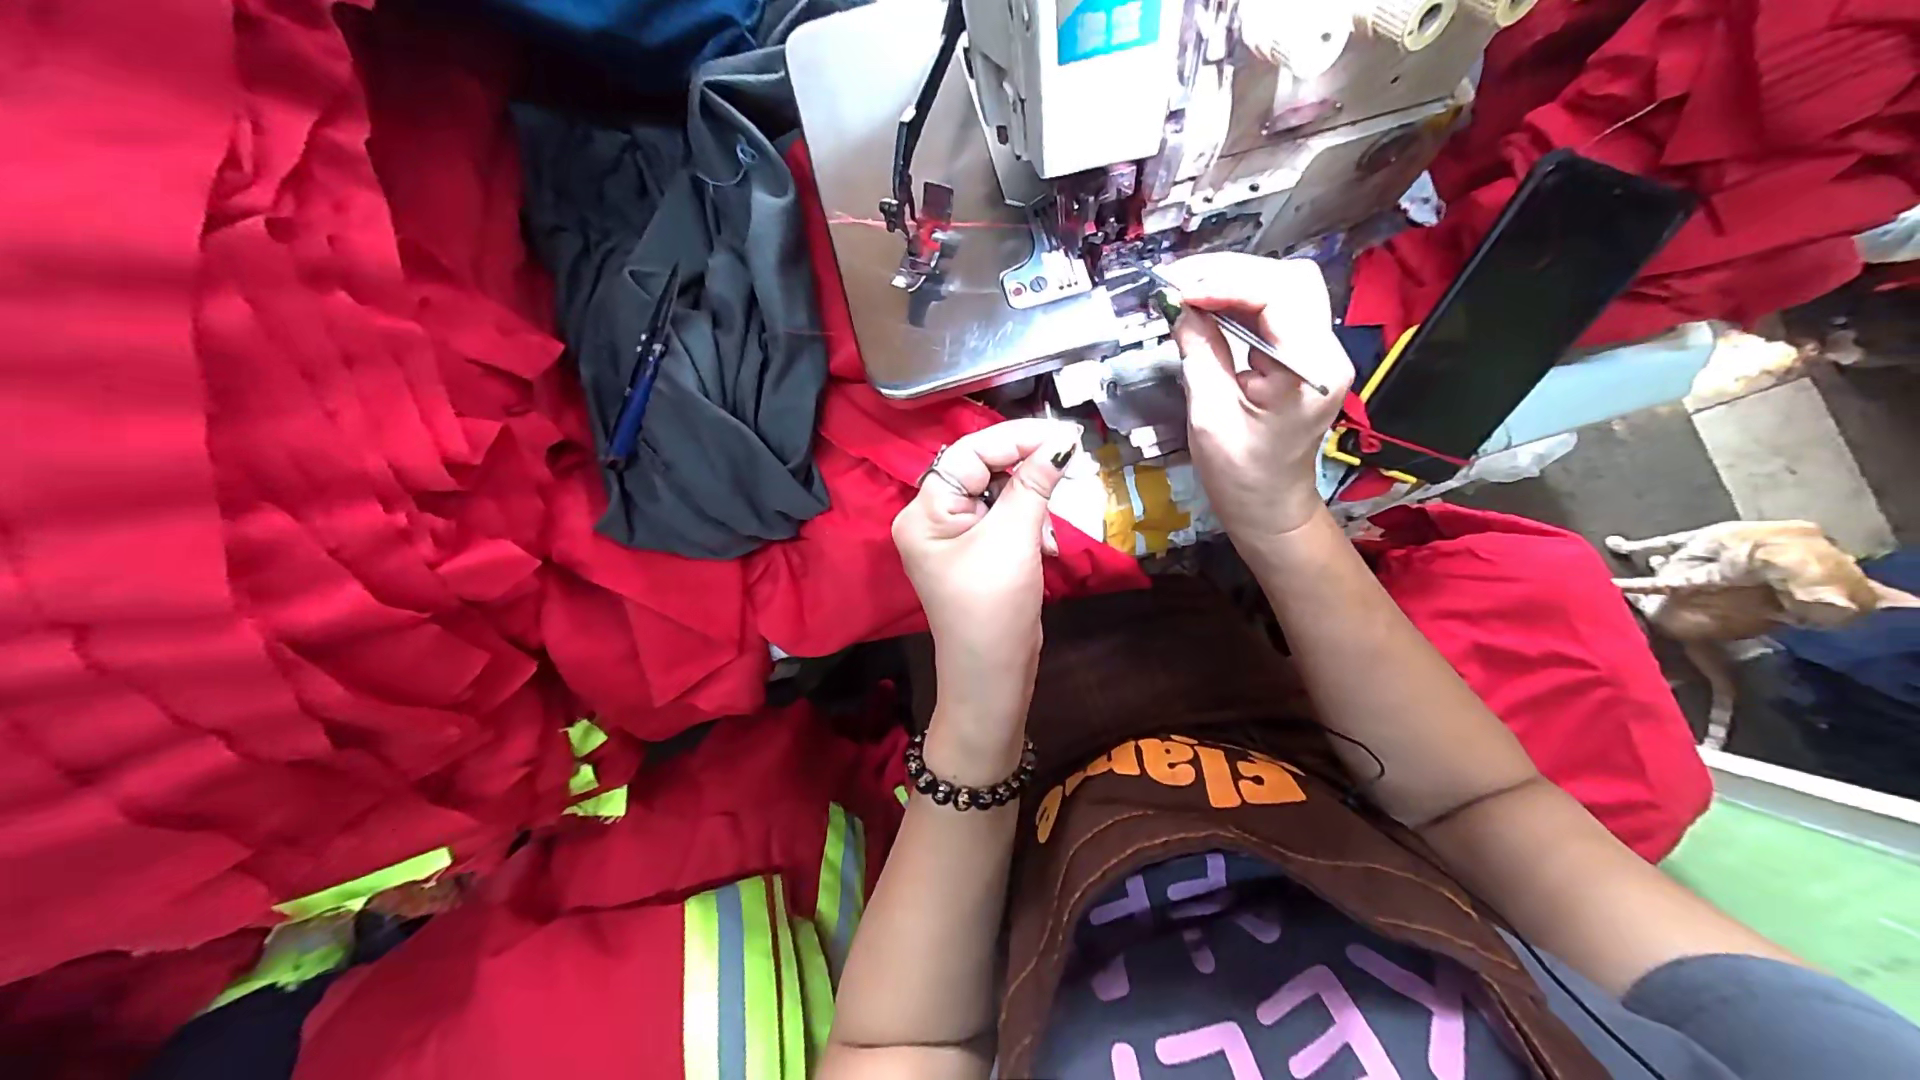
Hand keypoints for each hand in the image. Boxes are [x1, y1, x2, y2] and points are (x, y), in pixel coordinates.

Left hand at [892, 419, 1080, 768]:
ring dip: (1031, 500)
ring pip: (997, 493)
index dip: (1015, 439)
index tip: (1061, 435)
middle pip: (981, 470)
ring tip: (1054, 521)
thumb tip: (1060, 442)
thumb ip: (1033, 485)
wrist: (992, 675)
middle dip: (1025, 469)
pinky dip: (1028, 522)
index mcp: (925, 512)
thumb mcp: (1014, 539)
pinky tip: (1046, 542)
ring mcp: (953, 537)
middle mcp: (931, 518)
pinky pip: (1002, 518)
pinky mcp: (975, 552)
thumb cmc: (994, 607)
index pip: (969, 454)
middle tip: (1067, 463)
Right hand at [1165, 252, 1354, 539]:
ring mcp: (1320, 352)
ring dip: (1234, 282)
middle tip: (1178, 282)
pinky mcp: (1305, 355)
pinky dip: (1241, 300)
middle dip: (1230, 272)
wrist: (1270, 507)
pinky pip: (1278, 310)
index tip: (1179, 289)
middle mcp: (1325, 353)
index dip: (1226, 282)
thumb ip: (1198, 352)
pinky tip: (1209, 305)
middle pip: (1289, 280)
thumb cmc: (1239, 475)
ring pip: (1285, 288)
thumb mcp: (1208, 415)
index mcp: (1307, 372)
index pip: (1278, 296)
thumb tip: (1179, 307)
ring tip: (1188, 290)